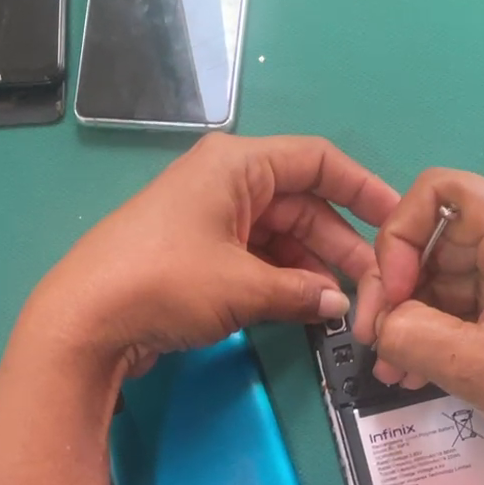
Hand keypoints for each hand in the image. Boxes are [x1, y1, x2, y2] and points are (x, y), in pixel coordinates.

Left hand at [22, 134, 398, 374]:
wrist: (88, 321)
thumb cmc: (166, 284)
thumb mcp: (242, 287)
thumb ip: (300, 292)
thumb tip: (338, 303)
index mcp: (238, 166)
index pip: (317, 162)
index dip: (361, 189)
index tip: (395, 221)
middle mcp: (226, 185)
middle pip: (300, 205)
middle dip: (338, 244)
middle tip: (373, 284)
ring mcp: (210, 222)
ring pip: (279, 238)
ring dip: (310, 269)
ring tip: (343, 304)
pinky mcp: (198, 258)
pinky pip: (254, 261)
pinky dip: (281, 282)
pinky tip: (306, 307)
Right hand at [356, 169, 483, 470]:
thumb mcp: (478, 367)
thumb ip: (411, 337)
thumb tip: (380, 327)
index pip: (436, 194)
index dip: (398, 241)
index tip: (391, 301)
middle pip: (436, 241)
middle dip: (397, 294)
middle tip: (377, 349)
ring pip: (446, 279)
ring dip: (412, 323)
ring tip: (394, 373)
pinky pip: (468, 306)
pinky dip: (438, 335)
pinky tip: (417, 373)